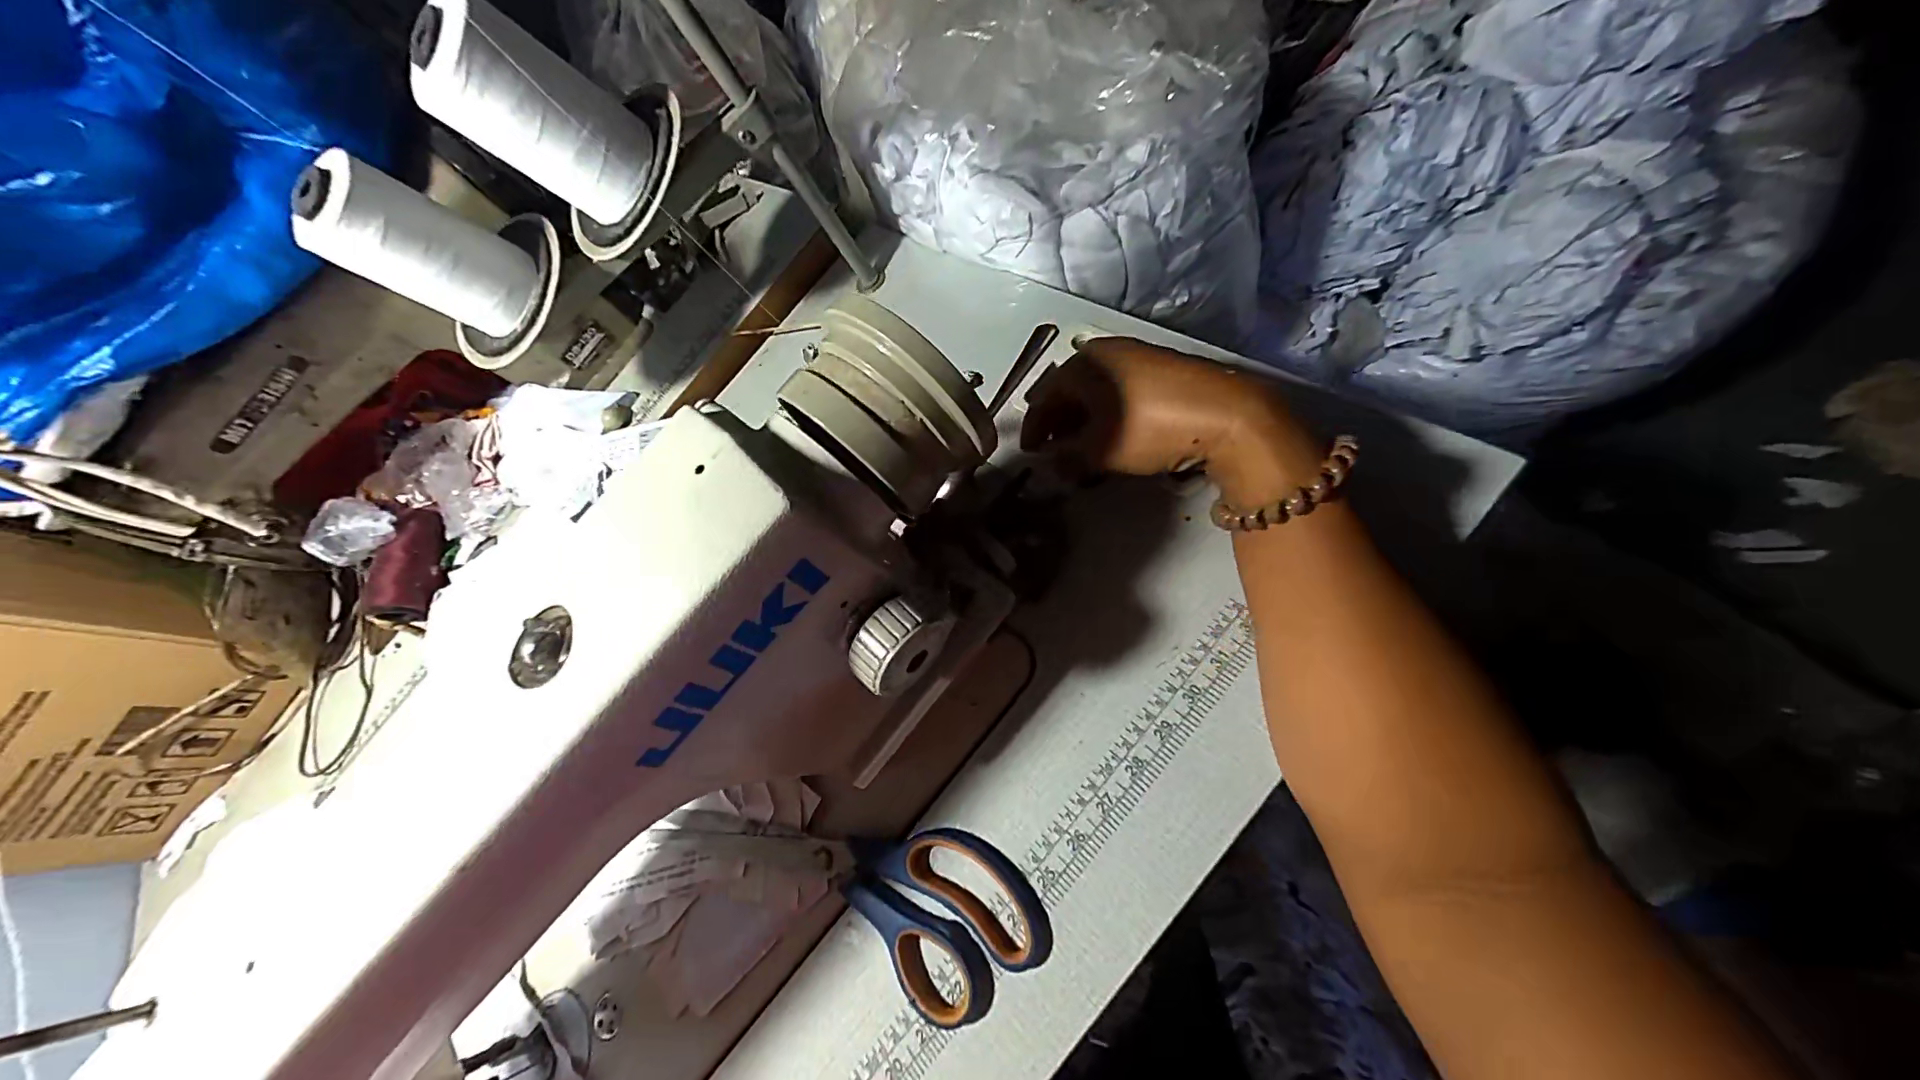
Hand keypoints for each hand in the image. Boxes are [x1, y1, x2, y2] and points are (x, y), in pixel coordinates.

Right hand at [1018, 337, 1321, 504]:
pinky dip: (1108, 413)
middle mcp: (1106, 352)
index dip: (1034, 429)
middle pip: (1069, 391)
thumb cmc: (1150, 430)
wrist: (1227, 416)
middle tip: (1053, 451)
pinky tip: (1113, 434)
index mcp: (1084, 363)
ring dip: (1083, 421)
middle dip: (1059, 424)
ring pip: (1095, 391)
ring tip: (1082, 448)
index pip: (1044, 397)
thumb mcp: (1100, 451)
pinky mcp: (1163, 369)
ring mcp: (1137, 356)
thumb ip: (1066, 458)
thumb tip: (1050, 465)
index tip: (1030, 453)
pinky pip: (1119, 391)